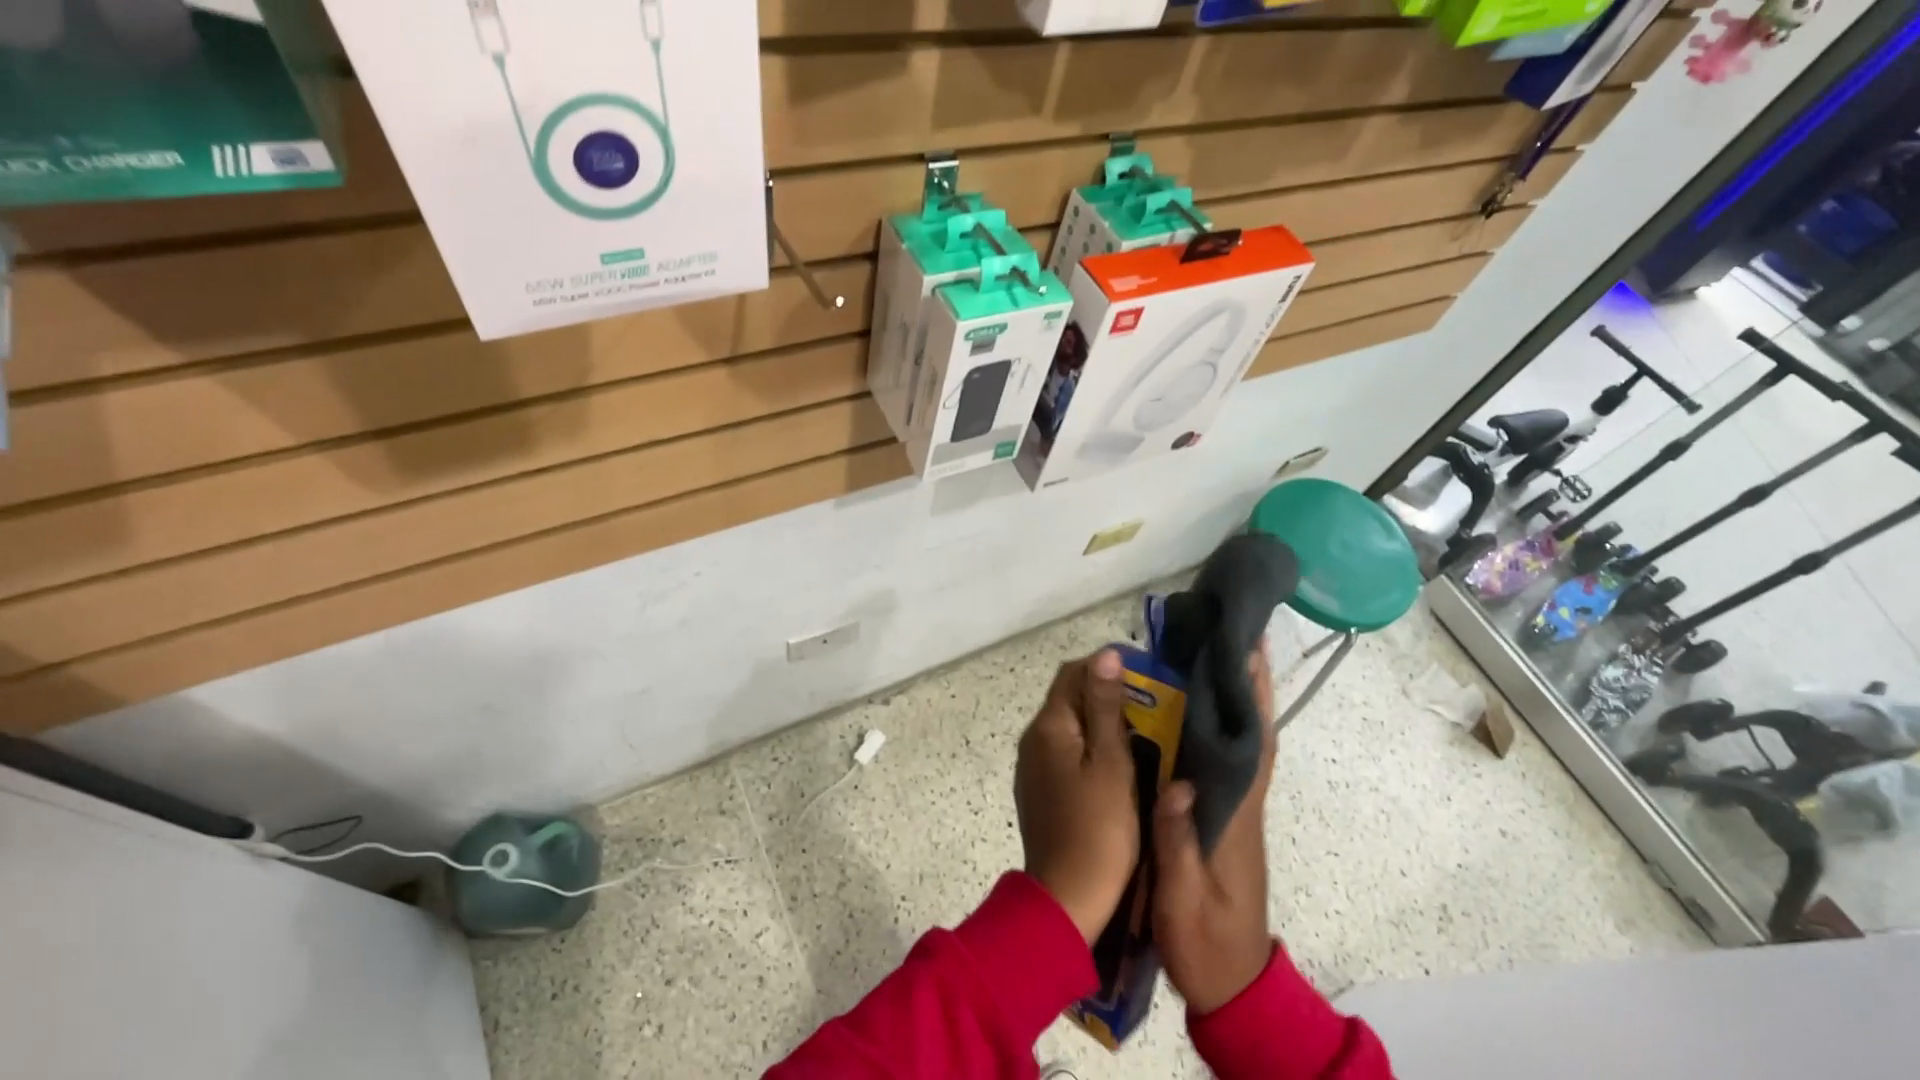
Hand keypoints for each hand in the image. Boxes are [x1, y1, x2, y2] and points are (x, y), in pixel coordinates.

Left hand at [1014, 648, 1140, 943]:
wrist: (1069, 898)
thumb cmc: (1099, 828)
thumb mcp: (1112, 761)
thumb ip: (1106, 706)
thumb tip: (1105, 654)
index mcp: (1048, 726)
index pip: (1073, 672)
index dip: (1107, 669)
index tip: (1148, 681)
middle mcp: (1033, 740)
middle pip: (1070, 699)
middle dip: (1109, 697)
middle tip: (1155, 711)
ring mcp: (1034, 768)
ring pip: (1071, 729)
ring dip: (1103, 726)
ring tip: (1146, 738)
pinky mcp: (1042, 793)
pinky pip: (1068, 756)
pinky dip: (1093, 752)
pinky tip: (1122, 769)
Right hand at [1152, 647, 1276, 1014]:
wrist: (1231, 984)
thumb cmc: (1206, 941)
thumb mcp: (1183, 898)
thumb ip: (1179, 844)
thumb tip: (1179, 783)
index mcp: (1234, 815)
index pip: (1251, 743)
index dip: (1253, 694)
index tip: (1247, 644)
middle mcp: (1240, 804)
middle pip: (1248, 732)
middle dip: (1241, 681)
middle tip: (1220, 633)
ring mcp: (1233, 812)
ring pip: (1236, 744)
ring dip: (1229, 700)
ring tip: (1203, 657)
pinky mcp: (1221, 822)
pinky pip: (1221, 763)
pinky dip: (1214, 731)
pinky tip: (1189, 717)